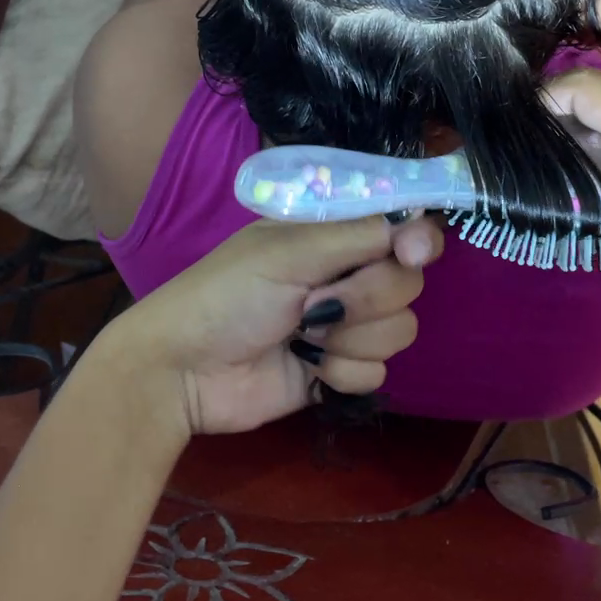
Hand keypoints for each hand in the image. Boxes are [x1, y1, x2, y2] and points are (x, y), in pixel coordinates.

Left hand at [101, 217, 441, 435]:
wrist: (182, 373)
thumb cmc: (227, 295)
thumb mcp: (286, 253)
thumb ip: (356, 236)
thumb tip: (418, 227)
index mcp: (331, 234)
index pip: (400, 227)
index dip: (417, 241)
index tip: (410, 255)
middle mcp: (344, 274)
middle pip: (406, 283)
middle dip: (366, 298)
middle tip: (315, 303)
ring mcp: (343, 325)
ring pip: (398, 330)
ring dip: (350, 338)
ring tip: (302, 336)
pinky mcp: (338, 372)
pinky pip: (377, 373)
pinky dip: (341, 373)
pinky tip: (306, 370)